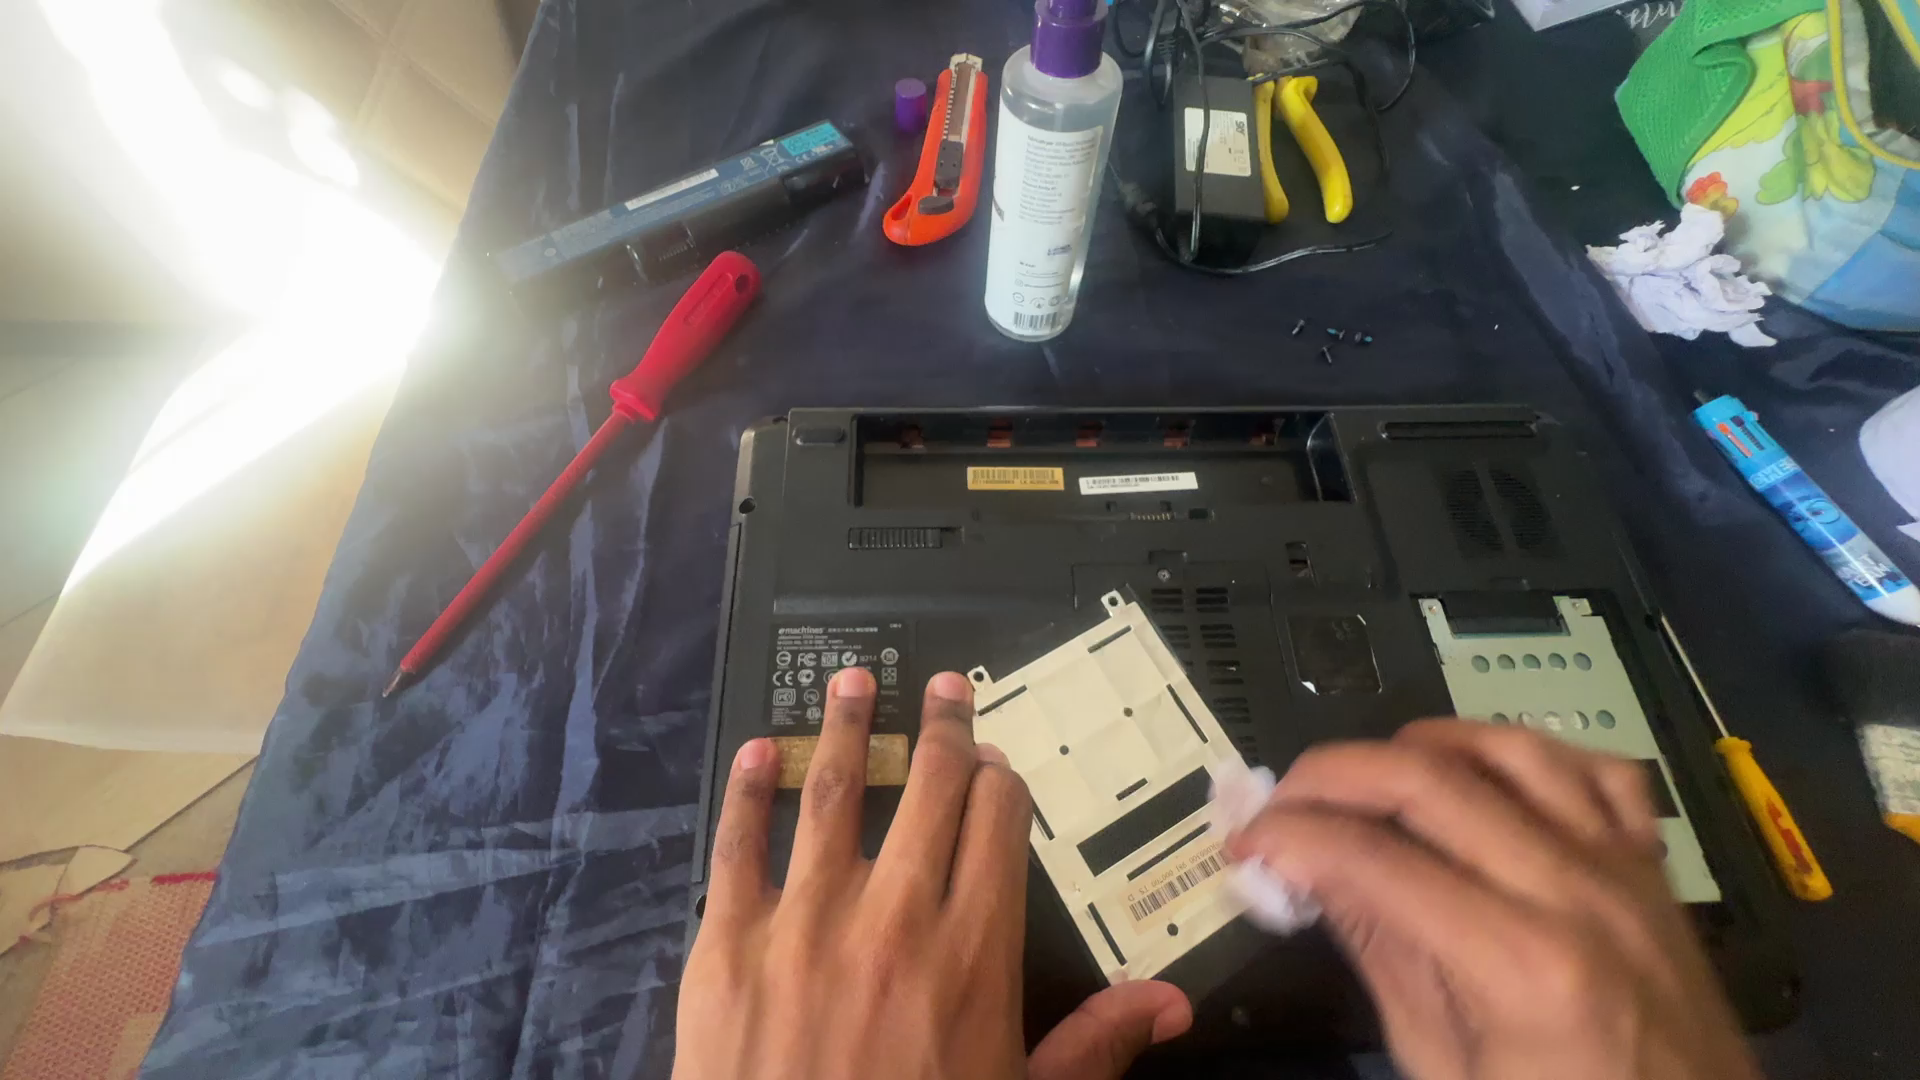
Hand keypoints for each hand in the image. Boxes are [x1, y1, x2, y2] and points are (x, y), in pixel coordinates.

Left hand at [674, 668, 1192, 1079]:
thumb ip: (1094, 1045)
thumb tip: (1169, 1005)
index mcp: (970, 951)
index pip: (996, 820)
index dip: (998, 780)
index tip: (992, 763)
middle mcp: (893, 917)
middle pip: (927, 787)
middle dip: (940, 729)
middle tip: (941, 688)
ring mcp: (805, 922)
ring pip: (832, 793)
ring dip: (845, 729)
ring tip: (854, 683)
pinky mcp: (727, 944)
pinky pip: (737, 848)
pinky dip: (747, 792)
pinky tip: (758, 751)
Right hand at [1226, 719, 1759, 1079]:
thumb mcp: (1439, 1062)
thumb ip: (1374, 944)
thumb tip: (1299, 865)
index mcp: (1524, 967)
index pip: (1370, 854)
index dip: (1286, 834)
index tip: (1244, 844)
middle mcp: (1576, 895)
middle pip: (1425, 778)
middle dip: (1326, 774)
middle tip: (1281, 803)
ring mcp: (1625, 871)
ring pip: (1506, 747)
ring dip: (1417, 744)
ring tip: (1370, 779)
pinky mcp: (1652, 868)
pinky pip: (1594, 771)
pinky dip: (1523, 756)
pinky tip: (1477, 779)